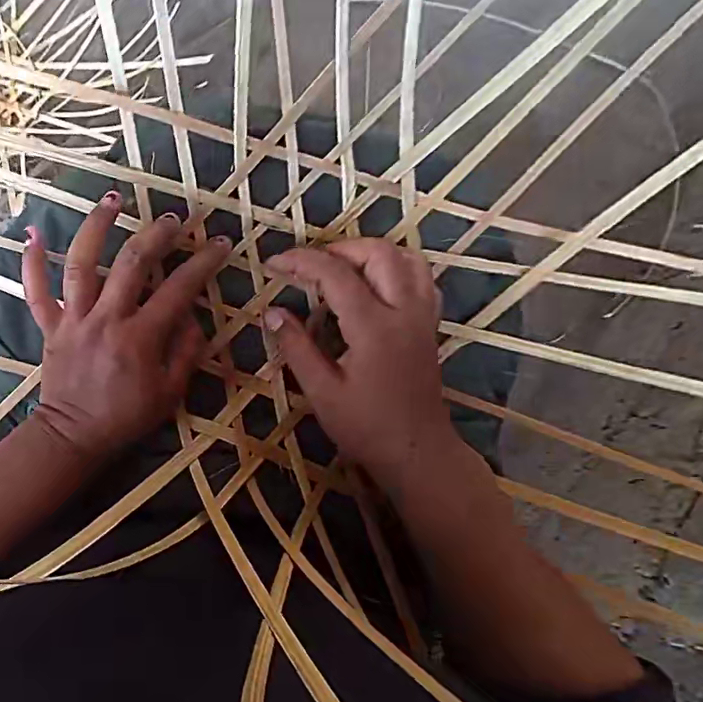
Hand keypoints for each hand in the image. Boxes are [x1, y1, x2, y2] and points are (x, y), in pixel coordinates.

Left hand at [22, 190, 230, 465]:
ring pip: (82, 264)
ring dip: (97, 227)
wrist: (74, 436)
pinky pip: (37, 292)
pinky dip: (32, 263)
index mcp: (140, 338)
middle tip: (174, 218)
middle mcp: (107, 319)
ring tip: (112, 199)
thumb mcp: (170, 392)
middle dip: (157, 234)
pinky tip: (33, 233)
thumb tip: (194, 316)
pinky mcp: (51, 326)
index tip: (220, 243)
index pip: (179, 289)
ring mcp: (74, 320)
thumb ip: (186, 352)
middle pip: (133, 263)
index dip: (203, 263)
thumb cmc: (125, 416)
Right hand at [263, 239, 461, 483]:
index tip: (274, 263)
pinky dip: (396, 267)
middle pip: (377, 253)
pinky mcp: (430, 325)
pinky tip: (374, 284)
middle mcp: (404, 311)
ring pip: (405, 258)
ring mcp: (423, 316)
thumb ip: (296, 347)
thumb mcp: (321, 392)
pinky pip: (421, 278)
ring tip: (340, 268)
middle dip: (337, 249)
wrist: (417, 452)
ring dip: (369, 253)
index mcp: (373, 327)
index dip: (301, 261)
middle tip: (307, 266)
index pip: (335, 274)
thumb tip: (273, 312)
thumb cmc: (365, 427)